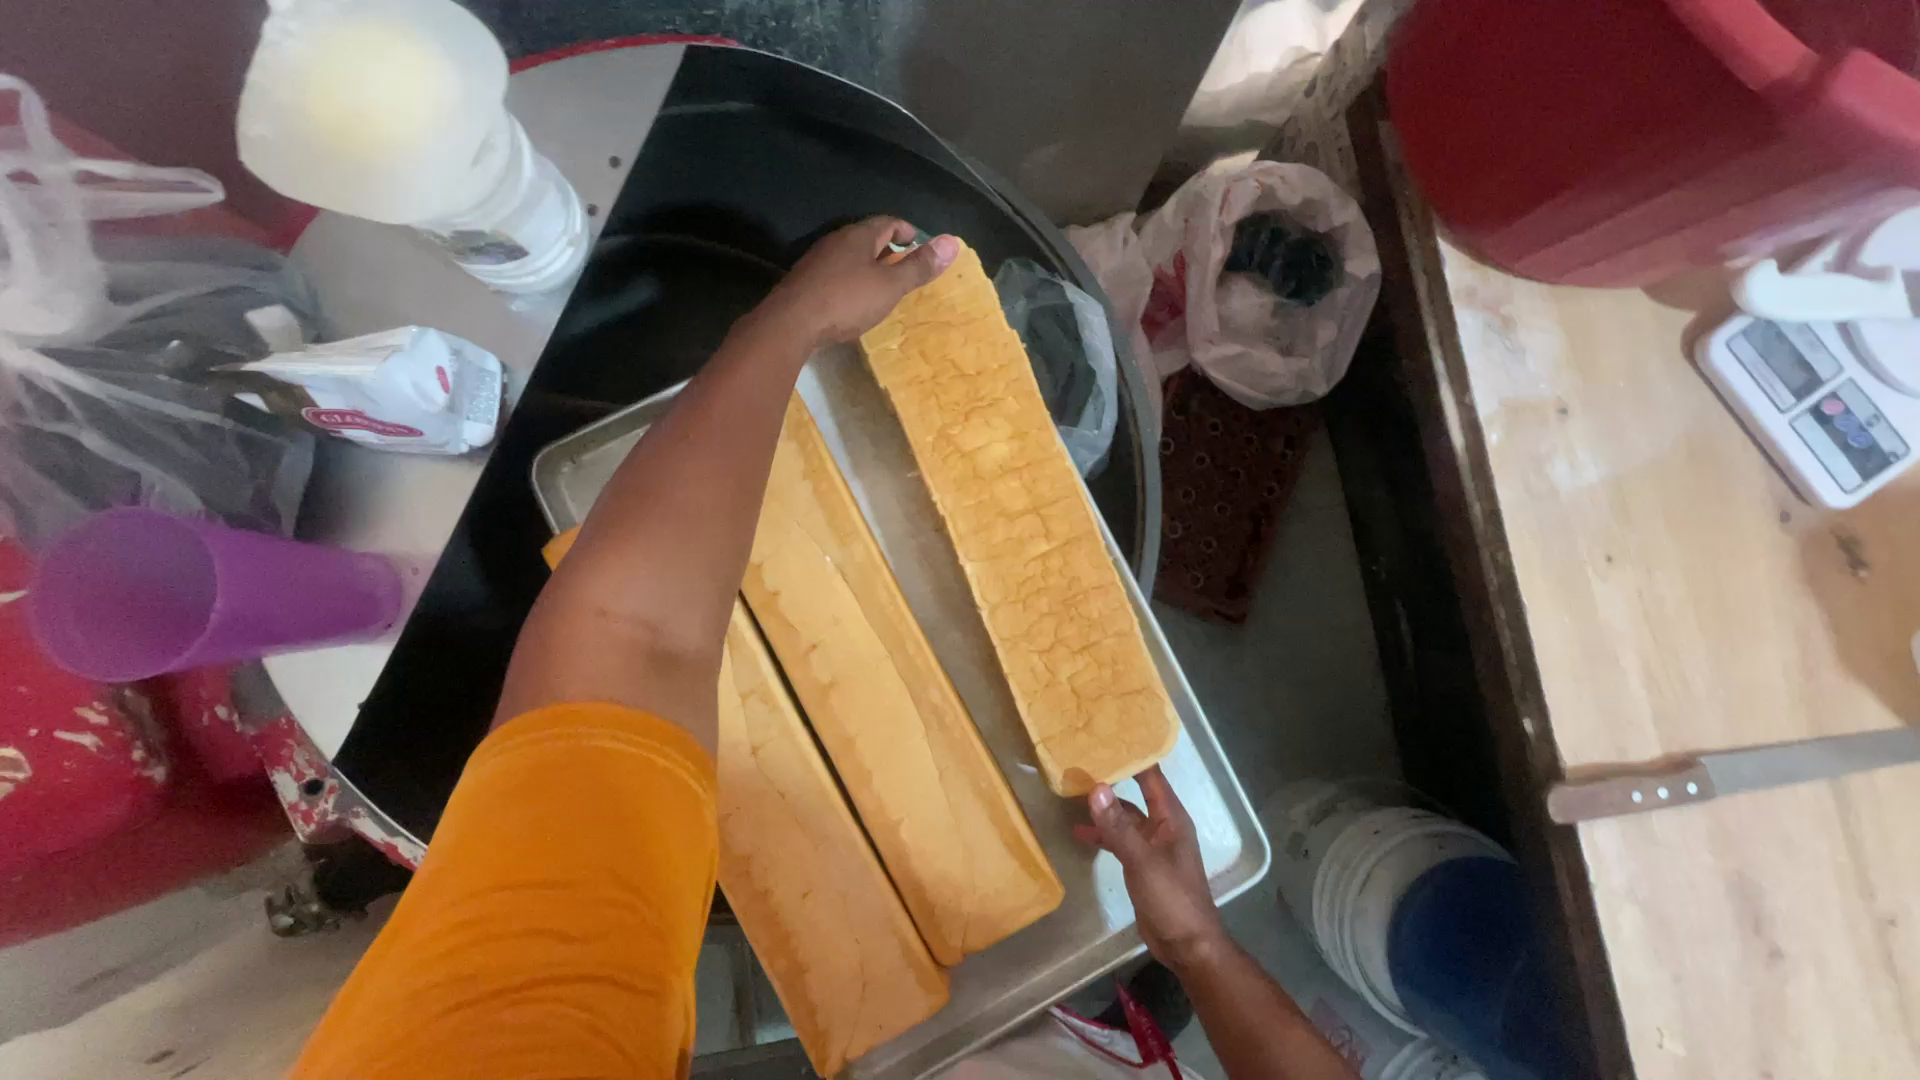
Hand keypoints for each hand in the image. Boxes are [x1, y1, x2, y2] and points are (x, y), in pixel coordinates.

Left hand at [755, 217, 959, 349]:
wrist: (792, 323)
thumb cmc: (846, 300)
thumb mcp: (890, 286)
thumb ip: (919, 267)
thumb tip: (953, 242)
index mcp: (859, 236)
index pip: (888, 222)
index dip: (906, 230)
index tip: (918, 242)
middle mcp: (836, 241)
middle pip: (867, 237)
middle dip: (887, 247)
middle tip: (903, 263)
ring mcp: (818, 261)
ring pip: (849, 256)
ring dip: (867, 264)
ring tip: (881, 283)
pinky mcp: (806, 282)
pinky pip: (836, 273)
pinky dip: (851, 280)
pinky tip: (853, 299)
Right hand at [1074, 765, 1226, 974]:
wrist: (1187, 947)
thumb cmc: (1173, 898)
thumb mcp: (1142, 861)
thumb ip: (1118, 826)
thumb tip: (1095, 787)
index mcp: (1171, 817)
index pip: (1151, 774)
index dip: (1132, 754)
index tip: (1106, 735)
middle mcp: (1163, 825)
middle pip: (1135, 791)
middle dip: (1112, 777)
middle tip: (1081, 757)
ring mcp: (1152, 845)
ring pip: (1124, 816)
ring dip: (1103, 806)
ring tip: (1072, 792)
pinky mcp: (1141, 864)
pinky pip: (1119, 839)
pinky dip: (1102, 833)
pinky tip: (1079, 831)